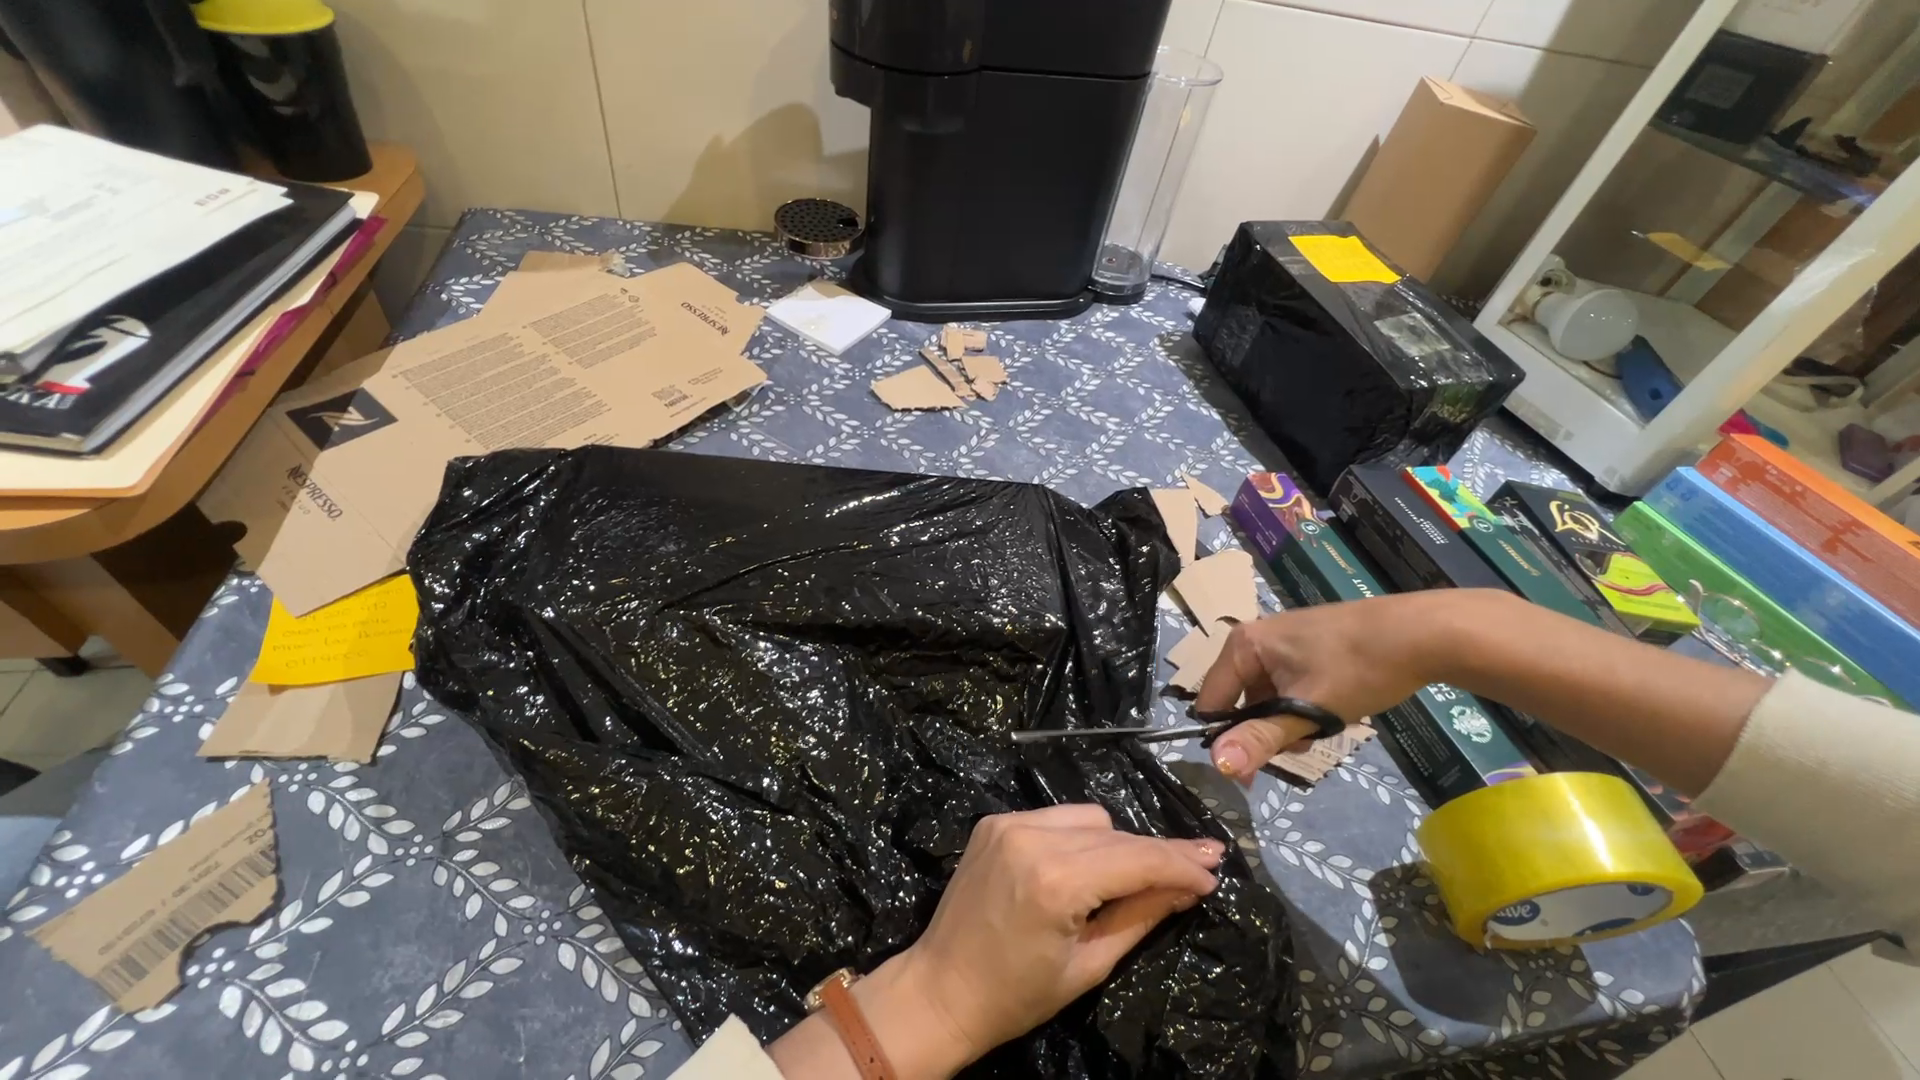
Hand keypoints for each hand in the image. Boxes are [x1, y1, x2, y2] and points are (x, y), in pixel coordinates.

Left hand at [861, 805, 1222, 1074]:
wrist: (941, 988)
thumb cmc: (1017, 995)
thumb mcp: (1089, 965)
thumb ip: (1141, 915)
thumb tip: (1189, 886)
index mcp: (1054, 880)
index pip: (1135, 858)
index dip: (1180, 863)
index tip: (1216, 869)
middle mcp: (1030, 836)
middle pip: (1115, 833)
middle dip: (1157, 852)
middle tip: (1199, 867)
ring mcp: (1008, 822)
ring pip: (1089, 817)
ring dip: (1117, 843)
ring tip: (1135, 876)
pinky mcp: (994, 821)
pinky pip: (1056, 818)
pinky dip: (1080, 837)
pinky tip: (1088, 864)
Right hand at [1195, 592, 1486, 781]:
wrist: (1423, 634)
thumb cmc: (1359, 669)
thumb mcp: (1308, 710)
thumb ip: (1262, 738)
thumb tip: (1219, 766)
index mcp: (1242, 645)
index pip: (1210, 702)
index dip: (1224, 739)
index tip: (1249, 774)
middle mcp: (1254, 638)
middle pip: (1238, 700)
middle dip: (1262, 731)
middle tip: (1300, 746)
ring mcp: (1282, 640)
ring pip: (1265, 695)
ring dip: (1285, 721)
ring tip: (1319, 730)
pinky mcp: (1306, 646)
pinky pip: (1285, 684)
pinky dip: (1300, 705)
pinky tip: (1329, 713)